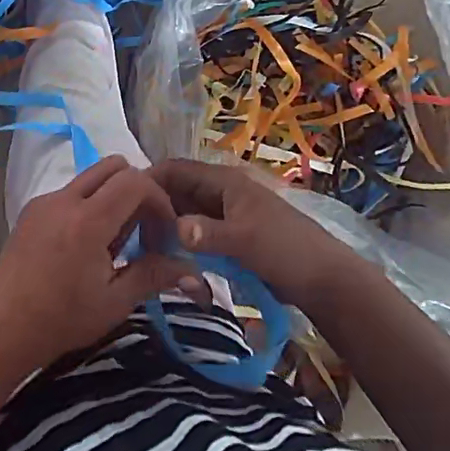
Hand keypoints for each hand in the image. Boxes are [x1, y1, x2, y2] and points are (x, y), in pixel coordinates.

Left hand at [0, 156, 193, 379]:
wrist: (3, 328)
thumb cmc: (62, 320)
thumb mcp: (115, 301)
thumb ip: (154, 275)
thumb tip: (194, 270)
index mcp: (87, 220)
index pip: (134, 180)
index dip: (158, 200)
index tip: (164, 231)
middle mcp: (64, 200)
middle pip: (113, 166)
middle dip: (138, 189)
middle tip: (144, 228)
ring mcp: (43, 201)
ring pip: (90, 177)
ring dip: (112, 196)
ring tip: (115, 241)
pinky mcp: (31, 210)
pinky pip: (70, 192)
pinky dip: (89, 204)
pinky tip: (86, 245)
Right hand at [149, 158, 364, 307]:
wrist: (327, 281)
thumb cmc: (287, 251)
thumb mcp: (246, 242)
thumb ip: (209, 234)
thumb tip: (173, 228)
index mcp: (224, 182)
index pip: (175, 169)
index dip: (148, 179)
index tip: (122, 200)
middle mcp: (221, 192)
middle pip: (176, 190)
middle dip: (153, 205)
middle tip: (128, 229)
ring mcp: (225, 214)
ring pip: (184, 212)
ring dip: (165, 224)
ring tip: (142, 244)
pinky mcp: (229, 236)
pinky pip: (196, 231)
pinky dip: (180, 239)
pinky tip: (167, 255)